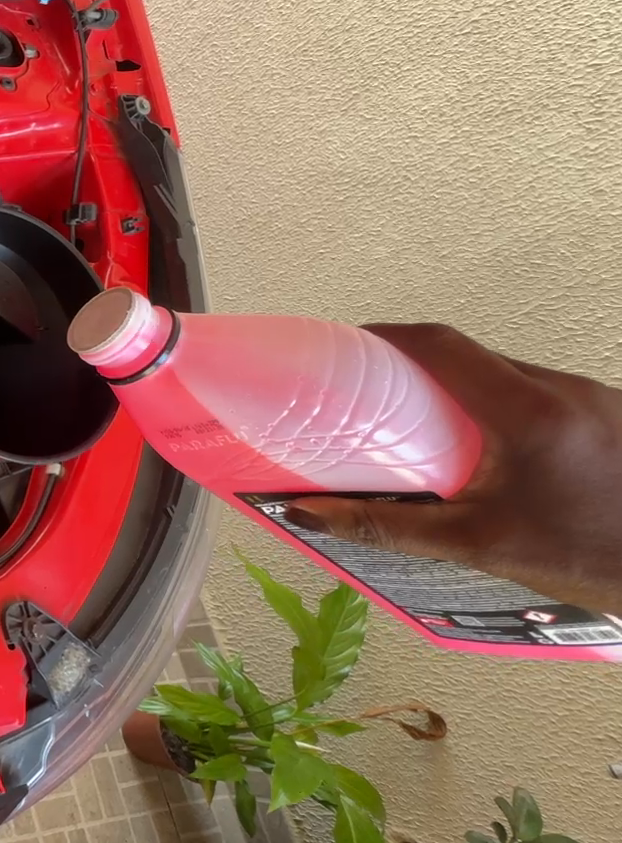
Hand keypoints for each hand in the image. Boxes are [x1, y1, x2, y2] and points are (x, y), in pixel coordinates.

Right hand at [286, 324, 621, 614]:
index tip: (341, 345)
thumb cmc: (595, 555)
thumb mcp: (480, 544)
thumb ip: (385, 526)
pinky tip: (479, 445)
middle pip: (470, 355)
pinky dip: (490, 404)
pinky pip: (535, 393)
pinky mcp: (615, 419)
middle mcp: (564, 390)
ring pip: (504, 374)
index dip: (383, 335)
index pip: (440, 343)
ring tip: (415, 421)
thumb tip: (302, 512)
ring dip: (453, 386)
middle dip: (409, 364)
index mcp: (527, 408)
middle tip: (365, 390)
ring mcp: (598, 401)